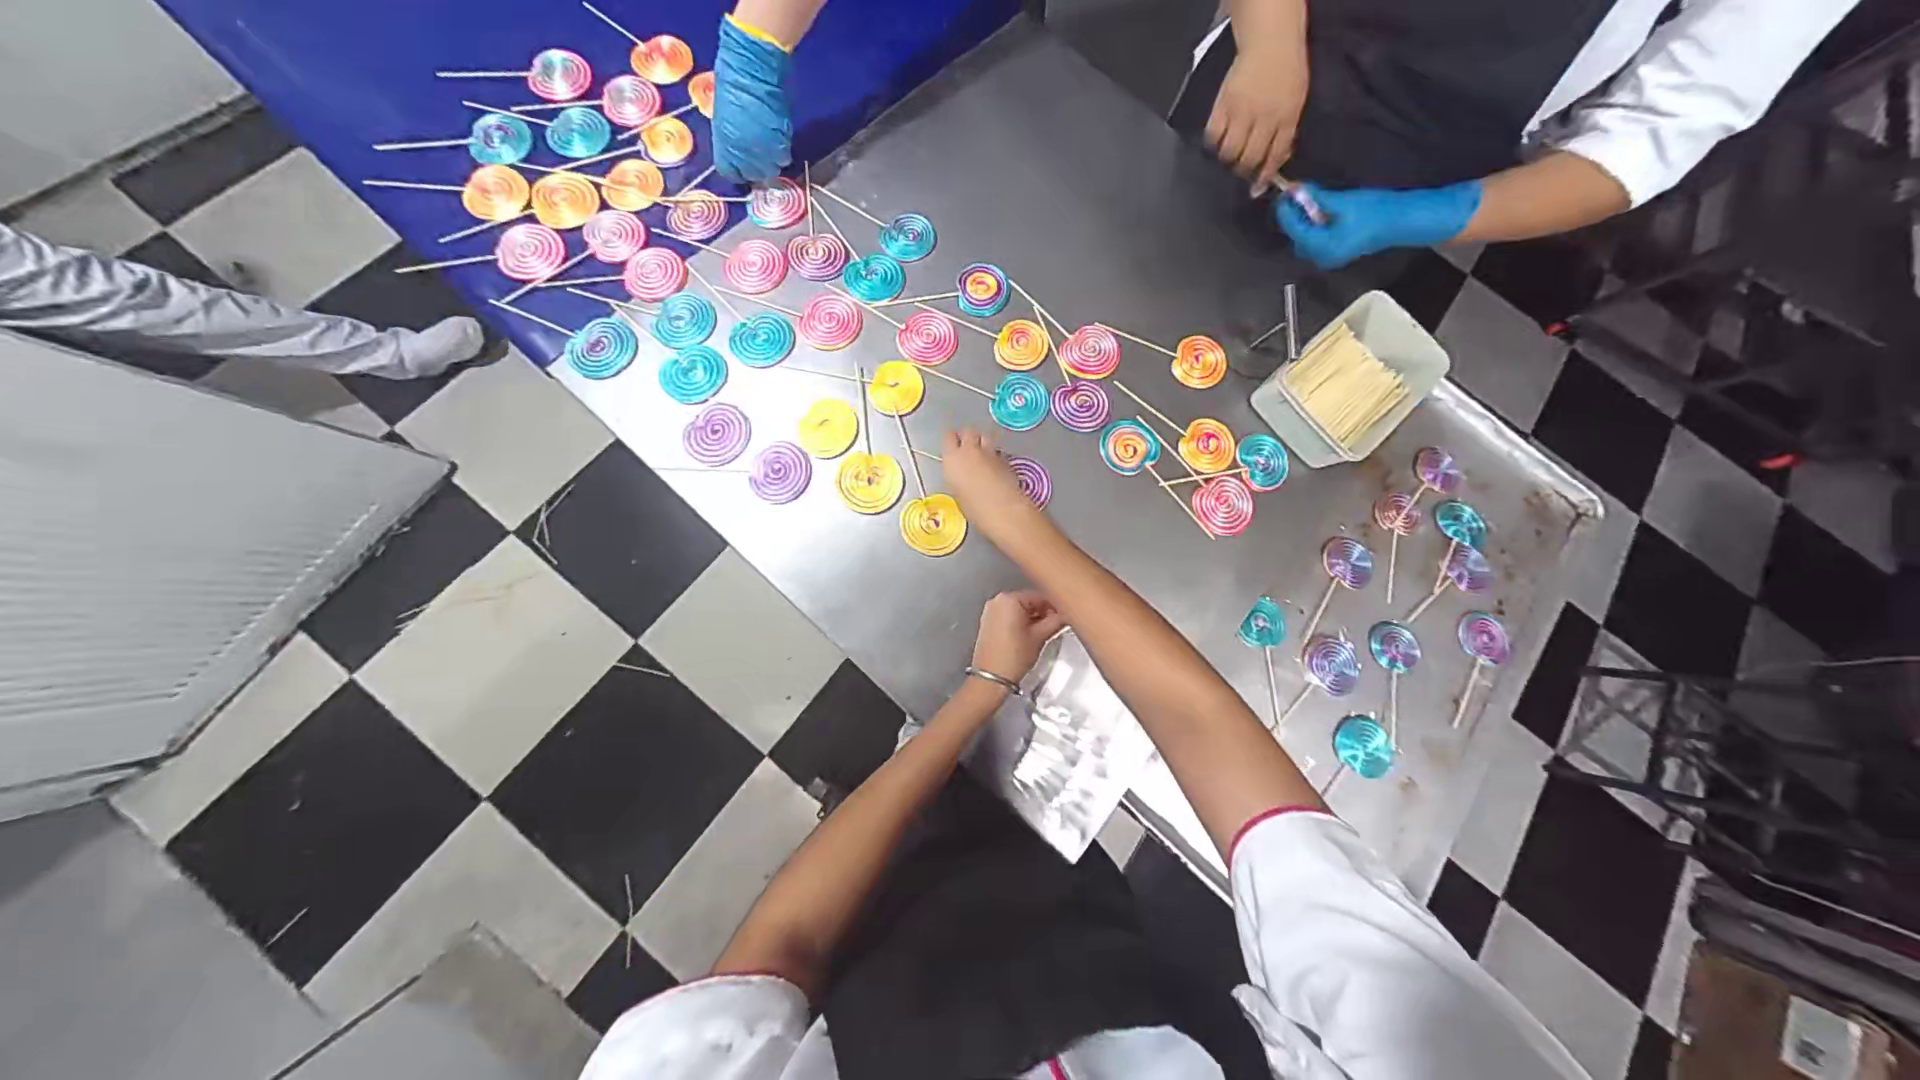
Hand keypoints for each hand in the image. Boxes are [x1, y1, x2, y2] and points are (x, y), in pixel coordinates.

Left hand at [712, 15, 792, 183]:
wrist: (753, 68)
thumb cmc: (731, 85)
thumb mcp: (721, 116)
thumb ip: (728, 140)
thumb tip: (736, 149)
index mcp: (727, 148)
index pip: (731, 173)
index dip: (735, 171)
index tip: (738, 166)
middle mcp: (748, 155)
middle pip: (754, 176)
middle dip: (754, 169)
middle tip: (754, 156)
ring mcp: (767, 149)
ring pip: (772, 168)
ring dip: (770, 161)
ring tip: (767, 147)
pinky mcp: (783, 140)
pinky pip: (783, 155)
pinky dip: (780, 150)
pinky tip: (776, 137)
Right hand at [942, 428, 1035, 533]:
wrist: (1002, 508)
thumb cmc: (973, 507)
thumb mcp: (956, 492)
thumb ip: (957, 477)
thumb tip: (960, 476)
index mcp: (953, 458)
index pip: (949, 436)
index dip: (951, 440)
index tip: (951, 445)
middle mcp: (971, 450)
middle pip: (968, 431)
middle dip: (968, 436)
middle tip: (967, 446)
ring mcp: (990, 452)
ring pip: (985, 436)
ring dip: (983, 441)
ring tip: (982, 453)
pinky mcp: (1006, 459)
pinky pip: (997, 451)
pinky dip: (995, 454)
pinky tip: (995, 466)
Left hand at [971, 590, 1067, 683]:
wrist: (991, 678)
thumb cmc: (1013, 656)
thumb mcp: (1040, 637)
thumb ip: (1055, 621)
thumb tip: (1065, 615)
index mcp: (1009, 599)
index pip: (1039, 596)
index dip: (1054, 606)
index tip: (1064, 616)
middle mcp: (997, 601)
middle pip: (1028, 601)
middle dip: (1042, 613)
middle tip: (1055, 626)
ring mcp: (990, 612)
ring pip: (1018, 610)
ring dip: (1032, 619)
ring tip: (1042, 634)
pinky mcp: (987, 623)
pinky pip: (1008, 617)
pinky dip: (1019, 623)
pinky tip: (1028, 636)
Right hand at [1206, 39, 1308, 195]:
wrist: (1270, 43)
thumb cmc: (1287, 72)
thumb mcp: (1296, 101)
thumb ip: (1286, 131)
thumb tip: (1275, 161)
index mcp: (1285, 118)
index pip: (1274, 155)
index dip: (1264, 175)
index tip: (1256, 188)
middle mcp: (1263, 118)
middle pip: (1248, 158)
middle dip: (1244, 170)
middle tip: (1240, 170)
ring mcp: (1241, 112)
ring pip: (1229, 152)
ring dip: (1227, 160)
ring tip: (1228, 156)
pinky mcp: (1223, 106)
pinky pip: (1213, 136)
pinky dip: (1213, 144)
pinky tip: (1216, 143)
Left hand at [1275, 180, 1483, 269]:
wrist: (1403, 220)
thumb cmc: (1377, 210)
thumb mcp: (1343, 201)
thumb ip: (1316, 198)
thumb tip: (1296, 190)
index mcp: (1322, 247)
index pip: (1293, 229)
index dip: (1286, 210)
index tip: (1284, 193)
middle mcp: (1321, 257)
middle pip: (1296, 236)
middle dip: (1294, 216)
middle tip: (1297, 195)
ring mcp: (1329, 257)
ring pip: (1305, 239)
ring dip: (1304, 220)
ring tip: (1310, 200)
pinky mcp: (1336, 253)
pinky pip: (1317, 240)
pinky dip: (1314, 226)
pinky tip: (1321, 210)